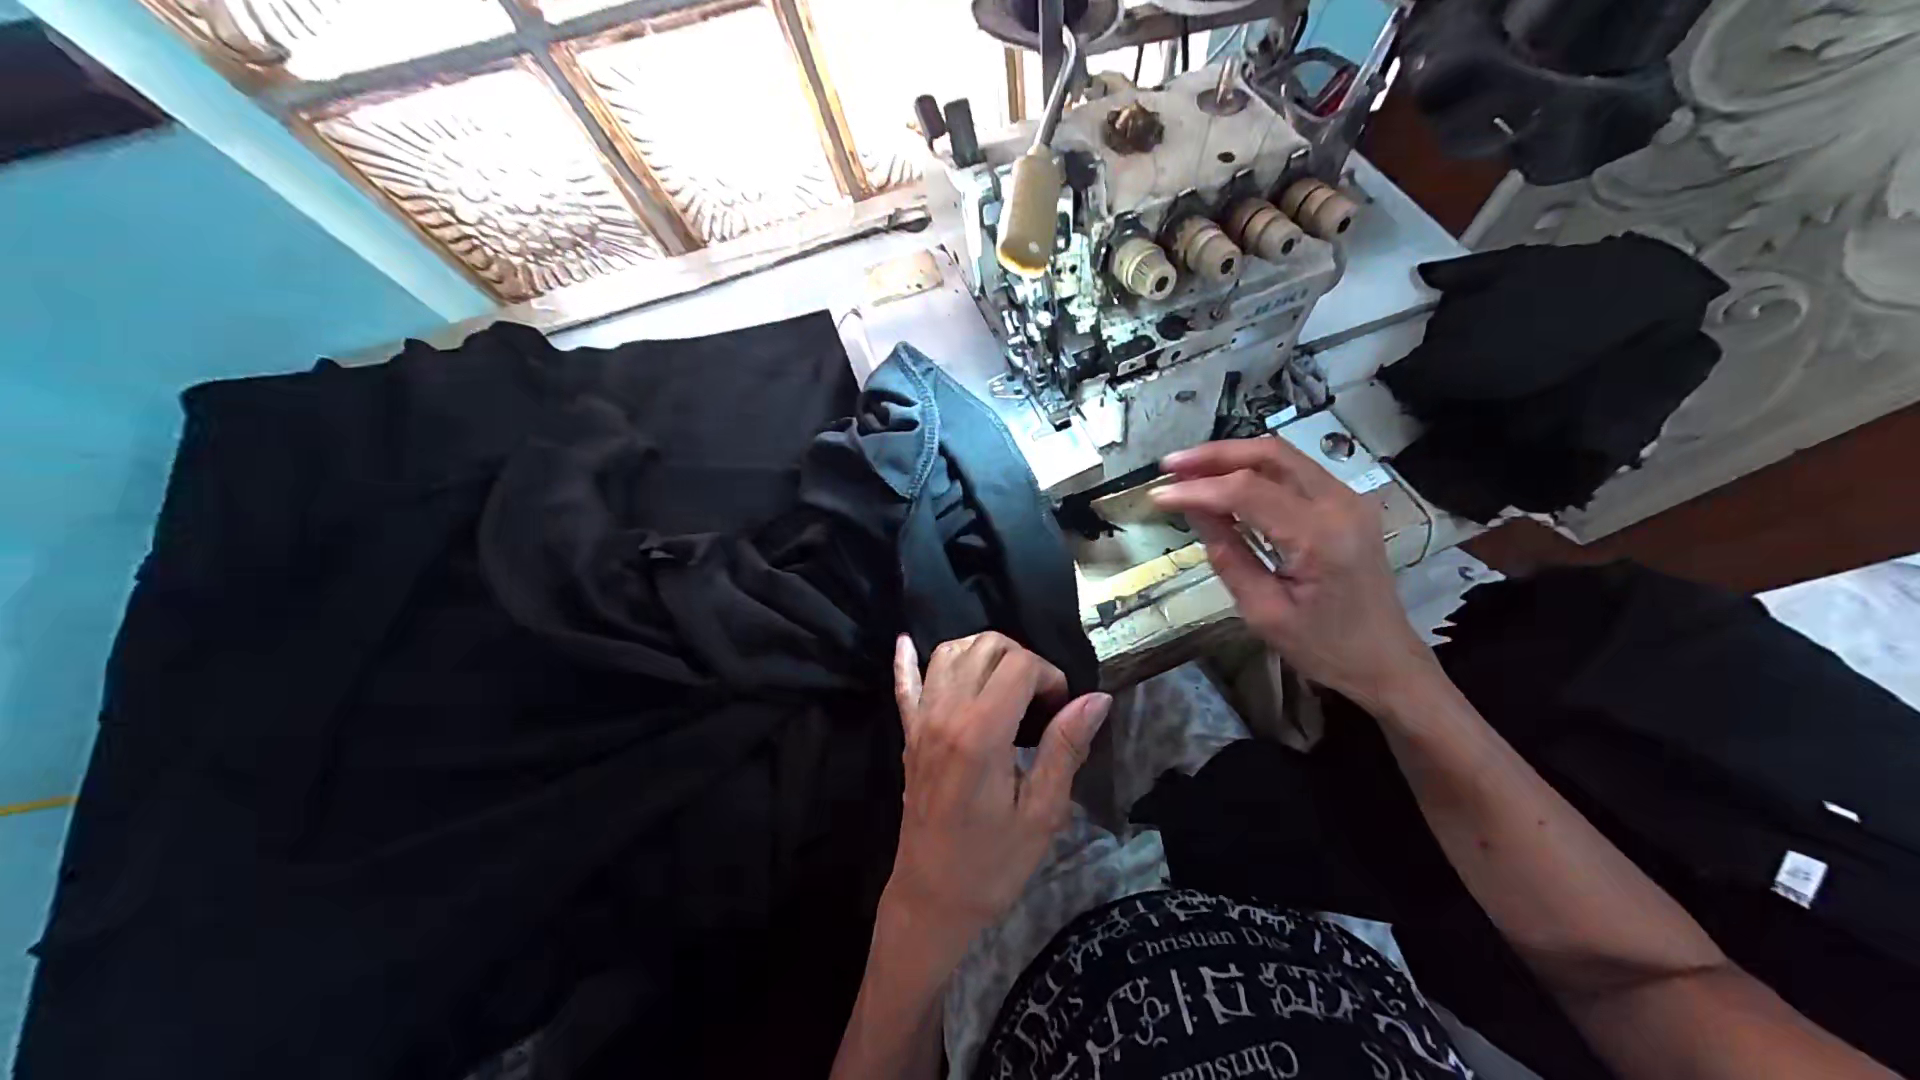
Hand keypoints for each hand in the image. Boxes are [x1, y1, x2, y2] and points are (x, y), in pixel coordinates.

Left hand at [884, 632, 1111, 949]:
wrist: (931, 898)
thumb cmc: (992, 864)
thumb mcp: (1042, 813)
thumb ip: (1065, 748)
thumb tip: (1097, 699)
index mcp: (981, 734)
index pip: (1019, 664)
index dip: (1050, 676)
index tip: (1062, 708)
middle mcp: (945, 715)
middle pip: (985, 647)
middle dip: (1022, 658)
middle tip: (1040, 698)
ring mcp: (921, 721)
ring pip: (948, 653)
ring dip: (982, 653)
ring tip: (1006, 681)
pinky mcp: (908, 733)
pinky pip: (903, 684)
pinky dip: (906, 660)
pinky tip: (907, 642)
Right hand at [1152, 437, 1439, 711]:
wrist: (1385, 660)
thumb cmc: (1323, 647)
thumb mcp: (1263, 611)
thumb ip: (1228, 555)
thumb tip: (1194, 510)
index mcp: (1319, 536)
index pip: (1247, 492)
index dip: (1197, 489)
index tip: (1159, 496)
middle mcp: (1340, 504)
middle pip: (1269, 455)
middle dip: (1214, 455)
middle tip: (1170, 465)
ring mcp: (1348, 499)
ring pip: (1282, 456)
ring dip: (1232, 457)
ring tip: (1188, 469)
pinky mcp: (1346, 504)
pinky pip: (1293, 472)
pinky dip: (1254, 470)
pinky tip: (1224, 482)